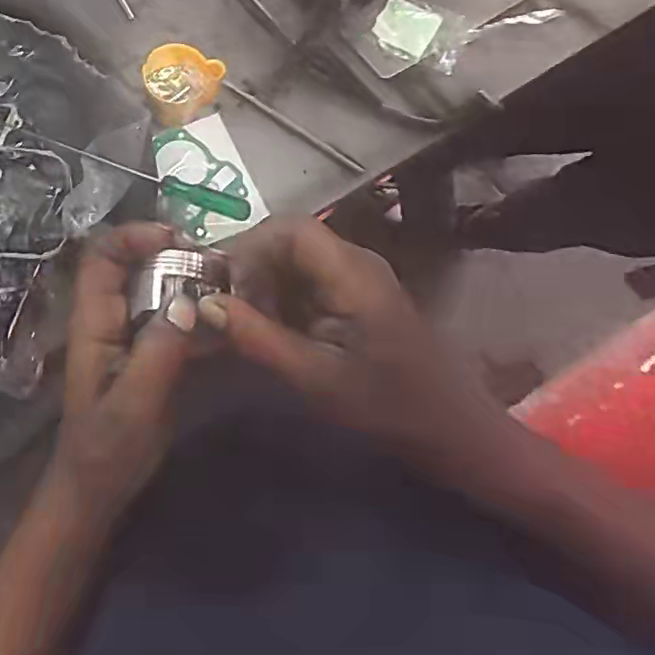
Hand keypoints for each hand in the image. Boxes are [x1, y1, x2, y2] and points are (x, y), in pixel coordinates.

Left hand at [47, 223, 197, 523]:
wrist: (99, 489)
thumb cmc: (106, 448)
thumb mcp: (134, 402)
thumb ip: (159, 351)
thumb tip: (189, 301)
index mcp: (94, 320)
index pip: (102, 255)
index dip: (134, 235)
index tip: (177, 238)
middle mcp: (111, 317)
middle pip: (135, 263)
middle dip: (172, 252)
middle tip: (215, 262)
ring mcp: (132, 332)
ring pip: (157, 286)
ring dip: (190, 278)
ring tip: (228, 283)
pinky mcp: (151, 349)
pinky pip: (174, 314)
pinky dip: (198, 307)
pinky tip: (227, 316)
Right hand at [200, 216, 508, 470]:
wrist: (448, 426)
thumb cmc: (386, 405)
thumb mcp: (315, 377)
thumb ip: (259, 339)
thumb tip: (205, 305)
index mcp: (352, 272)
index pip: (292, 228)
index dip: (250, 247)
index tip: (225, 286)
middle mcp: (355, 260)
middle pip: (290, 238)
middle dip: (253, 266)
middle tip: (230, 309)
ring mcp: (357, 274)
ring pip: (295, 257)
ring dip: (264, 282)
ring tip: (248, 323)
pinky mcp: (354, 291)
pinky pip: (307, 277)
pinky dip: (281, 295)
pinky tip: (274, 329)